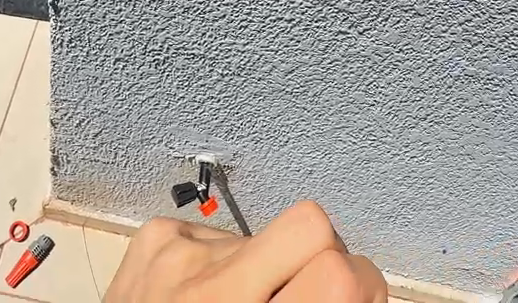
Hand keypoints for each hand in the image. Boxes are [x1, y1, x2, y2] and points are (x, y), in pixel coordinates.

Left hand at [105, 200, 388, 302]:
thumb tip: (355, 292)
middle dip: (324, 257)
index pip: (339, 271)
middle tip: (309, 294)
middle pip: (311, 223)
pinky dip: (220, 264)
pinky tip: (199, 297)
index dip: (361, 284)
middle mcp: (215, 282)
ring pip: (263, 234)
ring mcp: (181, 249)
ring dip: (264, 268)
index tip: (355, 300)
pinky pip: (217, 233)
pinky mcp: (156, 233)